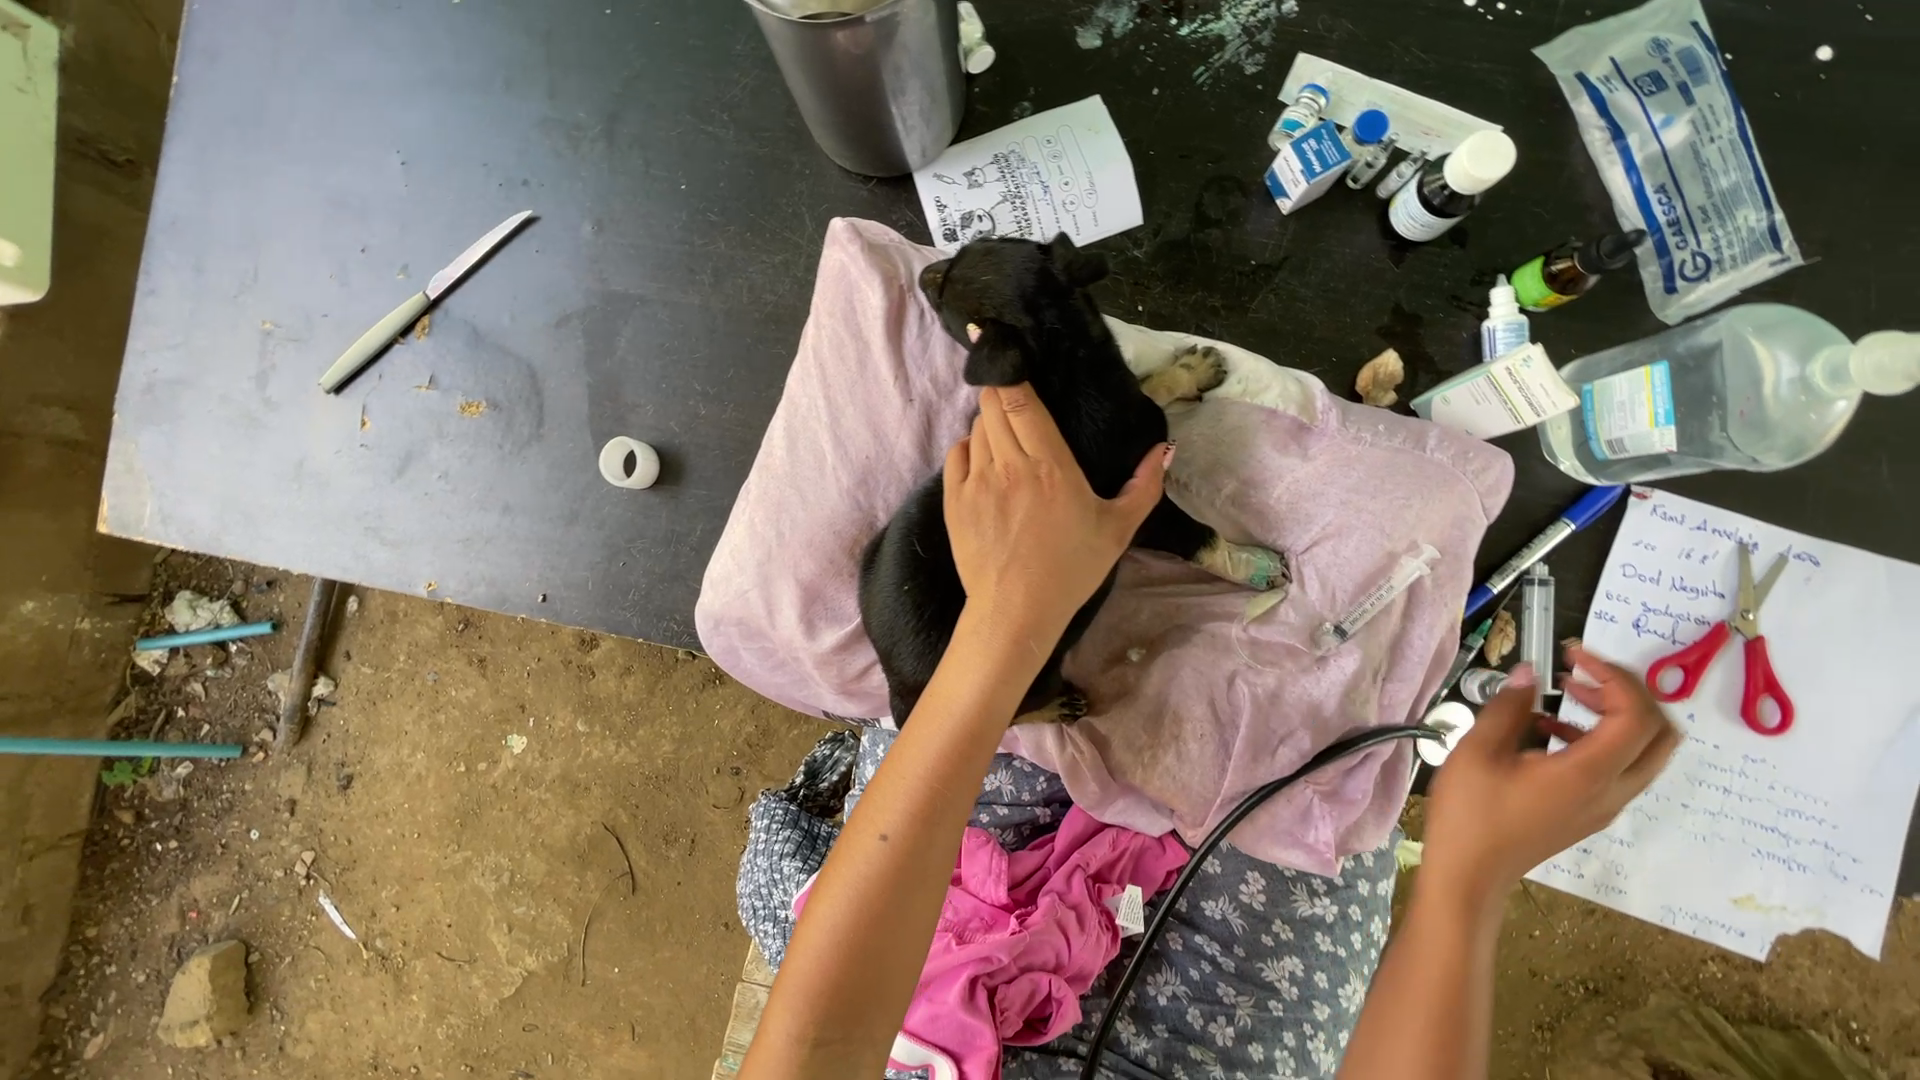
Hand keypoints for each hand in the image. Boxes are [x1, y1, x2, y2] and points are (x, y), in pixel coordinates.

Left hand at [943, 384, 1169, 646]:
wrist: (1016, 610)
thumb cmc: (1071, 570)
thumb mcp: (1117, 529)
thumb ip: (1143, 487)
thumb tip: (1164, 450)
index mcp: (1051, 465)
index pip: (1023, 401)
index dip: (1011, 372)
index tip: (1005, 352)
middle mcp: (1010, 464)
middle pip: (995, 405)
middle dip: (1001, 392)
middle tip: (1013, 394)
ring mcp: (977, 481)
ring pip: (976, 428)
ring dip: (989, 422)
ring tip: (1004, 436)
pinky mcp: (954, 500)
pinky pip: (956, 454)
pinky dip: (968, 447)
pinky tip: (982, 459)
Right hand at [1423, 645, 1679, 896]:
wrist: (1470, 871)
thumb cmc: (1471, 810)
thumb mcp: (1478, 750)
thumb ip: (1509, 707)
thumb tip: (1529, 673)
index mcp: (1589, 773)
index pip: (1636, 715)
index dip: (1614, 676)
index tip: (1573, 654)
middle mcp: (1613, 789)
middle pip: (1659, 734)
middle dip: (1627, 693)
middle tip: (1579, 672)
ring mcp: (1605, 804)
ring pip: (1641, 751)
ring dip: (1613, 714)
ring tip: (1561, 694)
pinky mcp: (1589, 811)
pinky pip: (1616, 766)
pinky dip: (1596, 737)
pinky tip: (1546, 729)